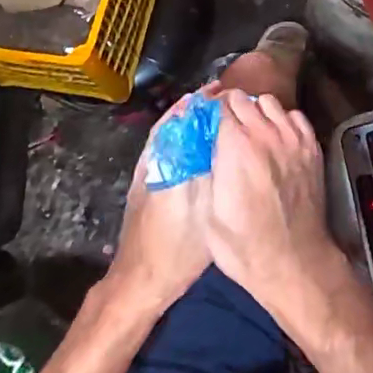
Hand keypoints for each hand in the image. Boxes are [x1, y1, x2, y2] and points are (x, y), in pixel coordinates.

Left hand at [105, 101, 213, 312]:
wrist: (141, 280)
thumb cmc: (179, 248)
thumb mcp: (209, 207)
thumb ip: (216, 166)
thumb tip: (230, 134)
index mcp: (171, 158)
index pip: (190, 115)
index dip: (211, 101)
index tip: (231, 92)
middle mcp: (156, 156)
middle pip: (179, 118)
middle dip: (202, 105)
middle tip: (226, 95)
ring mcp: (148, 169)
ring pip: (171, 130)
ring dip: (191, 117)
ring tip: (215, 110)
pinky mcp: (146, 181)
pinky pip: (166, 144)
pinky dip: (182, 133)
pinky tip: (198, 139)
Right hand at [206, 90, 338, 311]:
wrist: (293, 262)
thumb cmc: (244, 246)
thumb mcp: (210, 212)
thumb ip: (209, 170)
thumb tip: (206, 150)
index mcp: (235, 146)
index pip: (218, 107)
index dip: (208, 112)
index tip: (204, 122)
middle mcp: (265, 133)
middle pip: (242, 99)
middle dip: (230, 108)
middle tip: (224, 125)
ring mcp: (292, 138)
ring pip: (270, 102)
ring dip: (257, 111)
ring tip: (251, 129)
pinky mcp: (311, 147)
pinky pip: (295, 117)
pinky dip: (283, 121)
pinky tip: (277, 138)